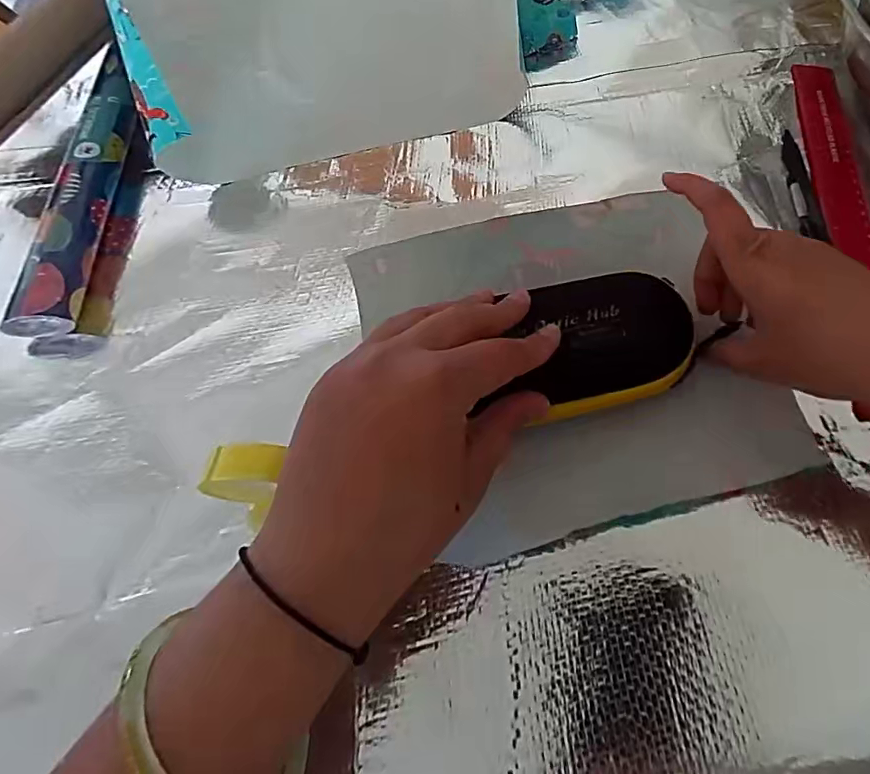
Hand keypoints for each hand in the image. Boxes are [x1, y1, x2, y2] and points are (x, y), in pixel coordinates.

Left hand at [248, 290, 559, 649]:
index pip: (496, 355)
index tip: (553, 333)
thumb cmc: (406, 528)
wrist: (316, 567)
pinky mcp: (332, 379)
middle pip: (456, 323)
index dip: (529, 347)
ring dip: (452, 310)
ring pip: (415, 320)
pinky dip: (414, 326)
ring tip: (480, 303)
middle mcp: (397, 359)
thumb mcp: (468, 476)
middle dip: (494, 313)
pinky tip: (428, 333)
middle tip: (521, 302)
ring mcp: (358, 365)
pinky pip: (382, 338)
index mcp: (437, 384)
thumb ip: (502, 424)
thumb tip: (536, 399)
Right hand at [665, 172, 869, 529]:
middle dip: (714, 276)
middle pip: (731, 244)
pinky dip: (770, 285)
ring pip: (759, 257)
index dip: (691, 191)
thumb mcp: (767, 362)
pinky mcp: (834, 264)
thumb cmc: (826, 353)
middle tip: (718, 319)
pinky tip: (785, 324)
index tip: (668, 180)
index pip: (717, 212)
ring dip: (743, 284)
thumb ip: (731, 353)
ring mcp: (811, 253)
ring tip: (752, 329)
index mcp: (755, 264)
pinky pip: (787, 265)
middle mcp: (781, 247)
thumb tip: (716, 350)